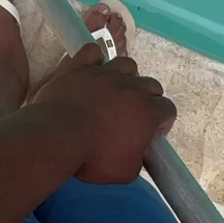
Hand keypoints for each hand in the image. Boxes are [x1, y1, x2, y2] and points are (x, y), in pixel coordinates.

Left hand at [25, 42, 174, 183]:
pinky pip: (92, 51)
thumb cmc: (92, 157)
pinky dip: (93, 58)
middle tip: (130, 115)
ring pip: (125, 64)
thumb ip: (138, 158)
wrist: (56, 137)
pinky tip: (90, 69)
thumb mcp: (126, 171)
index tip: (149, 132)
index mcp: (147, 111)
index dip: (161, 122)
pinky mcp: (79, 66)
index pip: (168, 109)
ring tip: (112, 91)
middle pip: (150, 84)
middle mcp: (130, 86)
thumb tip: (137, 152)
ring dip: (124, 76)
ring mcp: (104, 73)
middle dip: (146, 98)